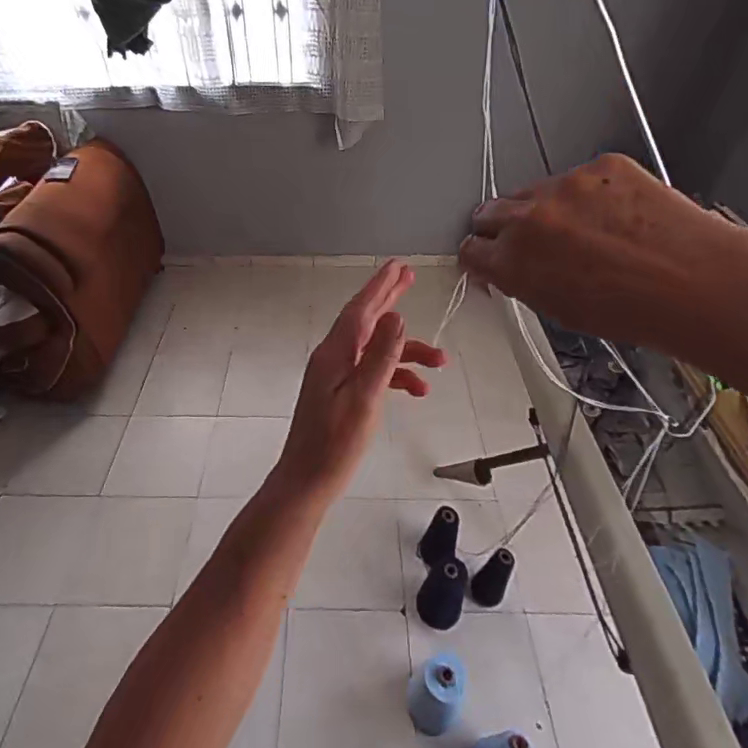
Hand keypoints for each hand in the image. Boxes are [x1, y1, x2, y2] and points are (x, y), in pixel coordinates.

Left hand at [276, 259, 446, 494]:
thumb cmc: (333, 445)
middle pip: (365, 320)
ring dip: (406, 352)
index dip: (381, 286)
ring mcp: (336, 376)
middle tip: (409, 278)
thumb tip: (396, 318)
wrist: (308, 479)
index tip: (398, 267)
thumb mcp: (365, 398)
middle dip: (389, 300)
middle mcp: (333, 359)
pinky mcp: (341, 393)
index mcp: (334, 354)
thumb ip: (381, 356)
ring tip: (438, 360)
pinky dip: (395, 375)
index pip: (360, 309)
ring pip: (375, 351)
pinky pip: (372, 373)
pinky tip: (416, 388)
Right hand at [459, 153, 747, 351]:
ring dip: (546, 208)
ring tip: (582, 231)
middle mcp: (529, 218)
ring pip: (535, 190)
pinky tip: (614, 216)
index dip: (480, 253)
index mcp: (512, 261)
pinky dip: (589, 194)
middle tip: (528, 240)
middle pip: (492, 210)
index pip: (473, 247)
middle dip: (502, 225)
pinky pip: (579, 177)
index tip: (487, 254)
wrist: (693, 283)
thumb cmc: (636, 309)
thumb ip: (525, 282)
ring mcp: (565, 187)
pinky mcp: (601, 166)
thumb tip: (517, 270)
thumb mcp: (561, 310)